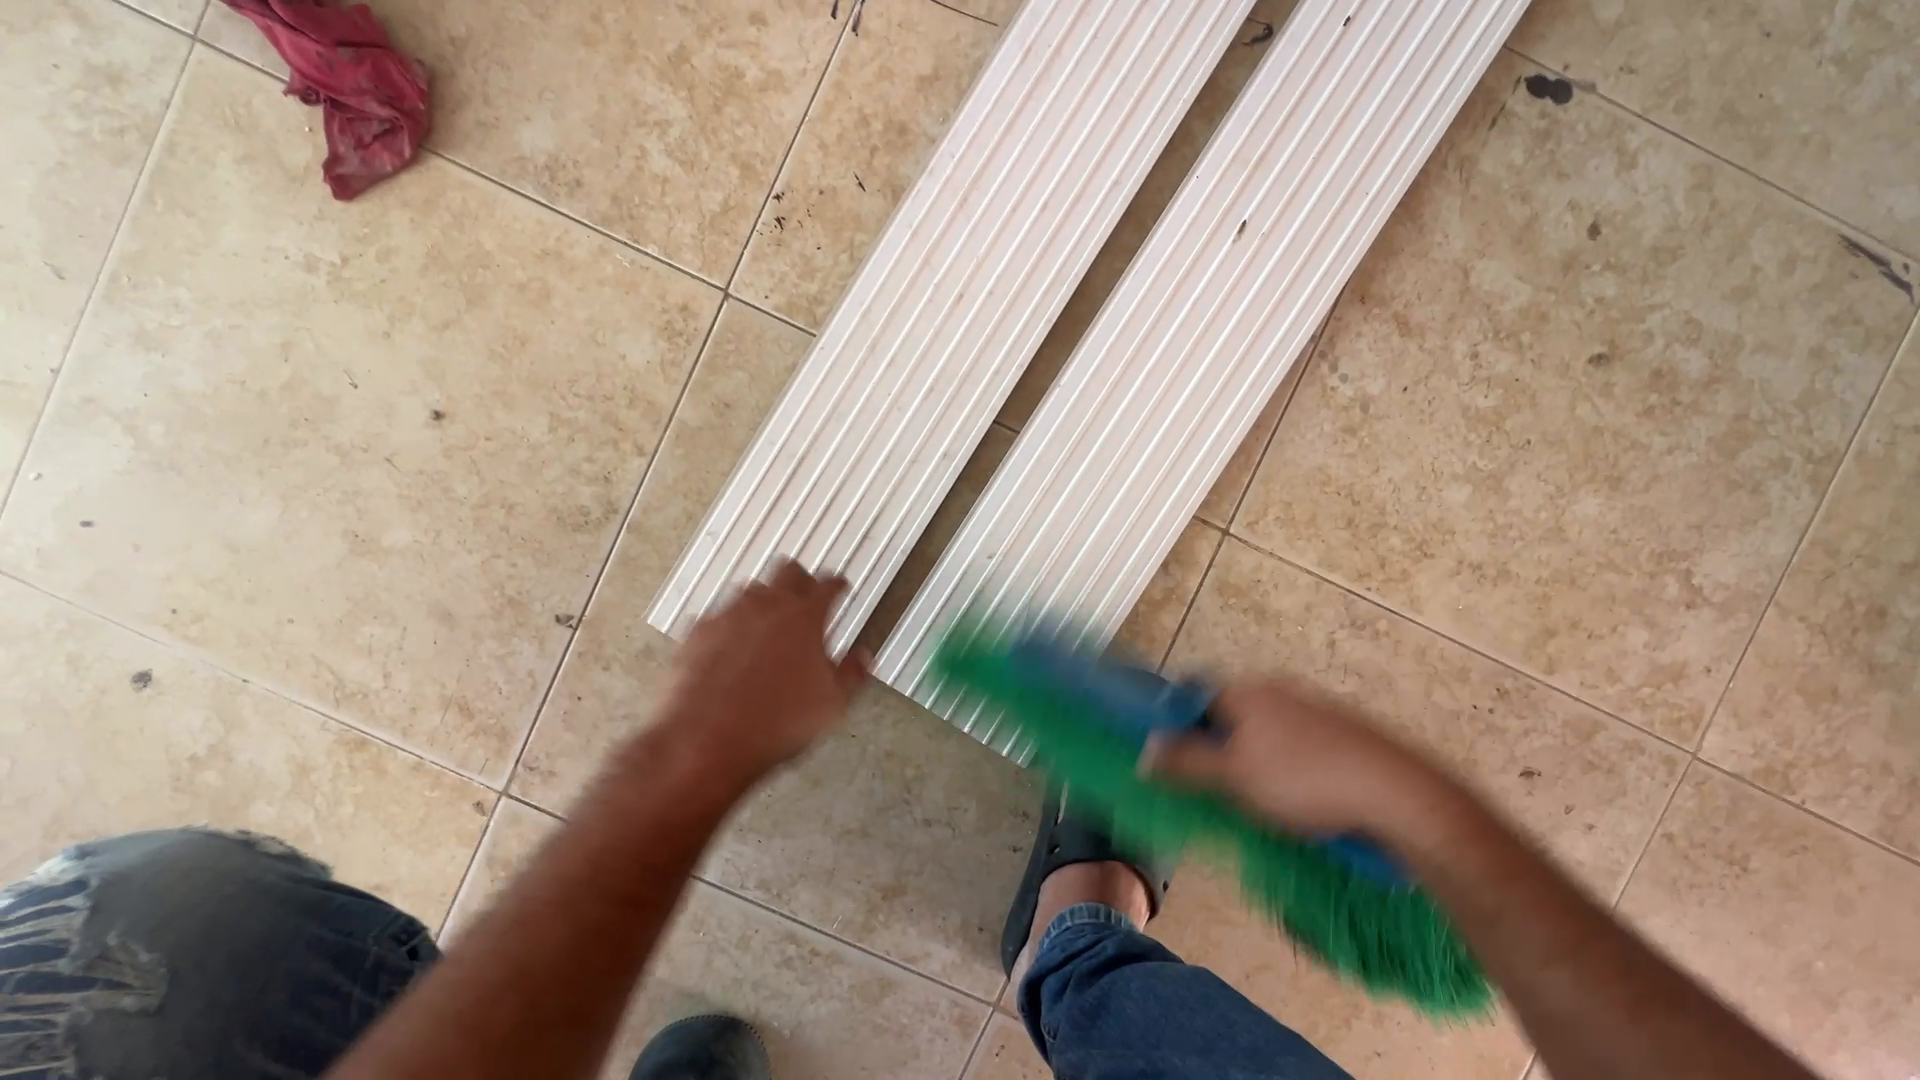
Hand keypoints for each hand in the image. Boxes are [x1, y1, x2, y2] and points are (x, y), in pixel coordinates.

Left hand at [657, 559, 869, 780]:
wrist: (707, 740)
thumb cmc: (770, 723)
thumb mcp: (832, 704)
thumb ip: (851, 673)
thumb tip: (861, 660)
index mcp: (805, 618)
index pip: (827, 585)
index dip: (837, 585)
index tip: (839, 586)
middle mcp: (766, 607)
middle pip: (787, 572)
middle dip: (800, 579)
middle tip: (807, 590)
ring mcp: (728, 616)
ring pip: (750, 590)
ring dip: (763, 599)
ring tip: (769, 618)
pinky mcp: (698, 633)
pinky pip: (717, 616)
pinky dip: (728, 625)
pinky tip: (731, 643)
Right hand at [1140, 677, 1464, 840]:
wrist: (1400, 797)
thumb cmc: (1305, 780)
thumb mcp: (1233, 778)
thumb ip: (1184, 763)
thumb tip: (1144, 752)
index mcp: (1247, 690)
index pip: (1192, 699)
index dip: (1176, 730)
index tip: (1172, 766)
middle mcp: (1279, 690)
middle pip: (1228, 720)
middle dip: (1215, 755)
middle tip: (1212, 794)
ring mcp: (1315, 711)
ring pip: (1263, 738)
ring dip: (1251, 767)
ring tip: (1254, 807)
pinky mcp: (1344, 735)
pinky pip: (1296, 751)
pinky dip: (1286, 773)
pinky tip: (1296, 806)